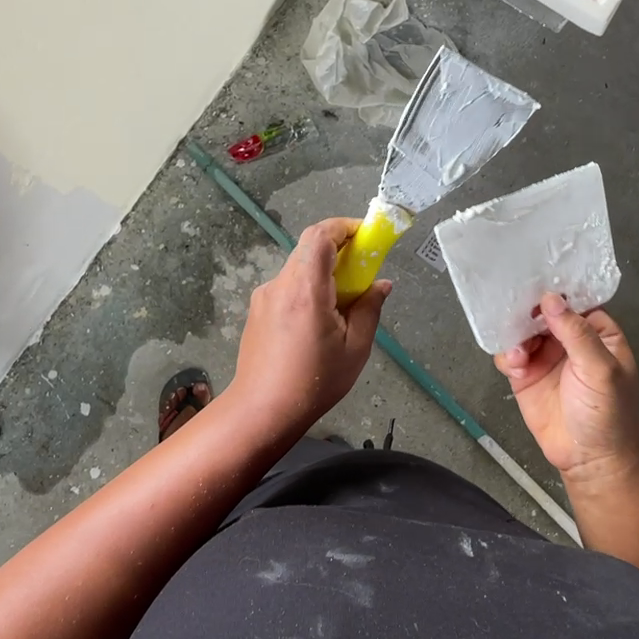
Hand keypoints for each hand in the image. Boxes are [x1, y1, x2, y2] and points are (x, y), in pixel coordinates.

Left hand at [231, 218, 389, 423]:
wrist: (261, 411)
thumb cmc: (313, 382)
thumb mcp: (355, 350)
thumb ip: (369, 310)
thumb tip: (381, 284)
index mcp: (306, 290)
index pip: (320, 236)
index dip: (343, 227)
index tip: (366, 236)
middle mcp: (280, 285)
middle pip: (308, 248)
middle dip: (338, 250)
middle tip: (362, 270)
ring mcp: (264, 296)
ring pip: (298, 268)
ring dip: (322, 272)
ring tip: (342, 304)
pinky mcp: (257, 310)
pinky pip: (287, 286)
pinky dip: (307, 288)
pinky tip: (317, 321)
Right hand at [495, 294, 638, 485]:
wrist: (589, 460)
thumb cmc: (608, 414)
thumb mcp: (600, 369)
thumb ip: (576, 333)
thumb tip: (551, 299)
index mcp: (597, 333)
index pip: (575, 301)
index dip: (557, 292)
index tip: (537, 284)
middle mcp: (569, 339)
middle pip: (543, 312)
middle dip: (528, 313)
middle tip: (518, 315)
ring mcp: (546, 356)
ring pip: (522, 331)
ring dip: (516, 336)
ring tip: (520, 354)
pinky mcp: (525, 374)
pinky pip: (509, 354)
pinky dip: (508, 356)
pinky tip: (516, 366)